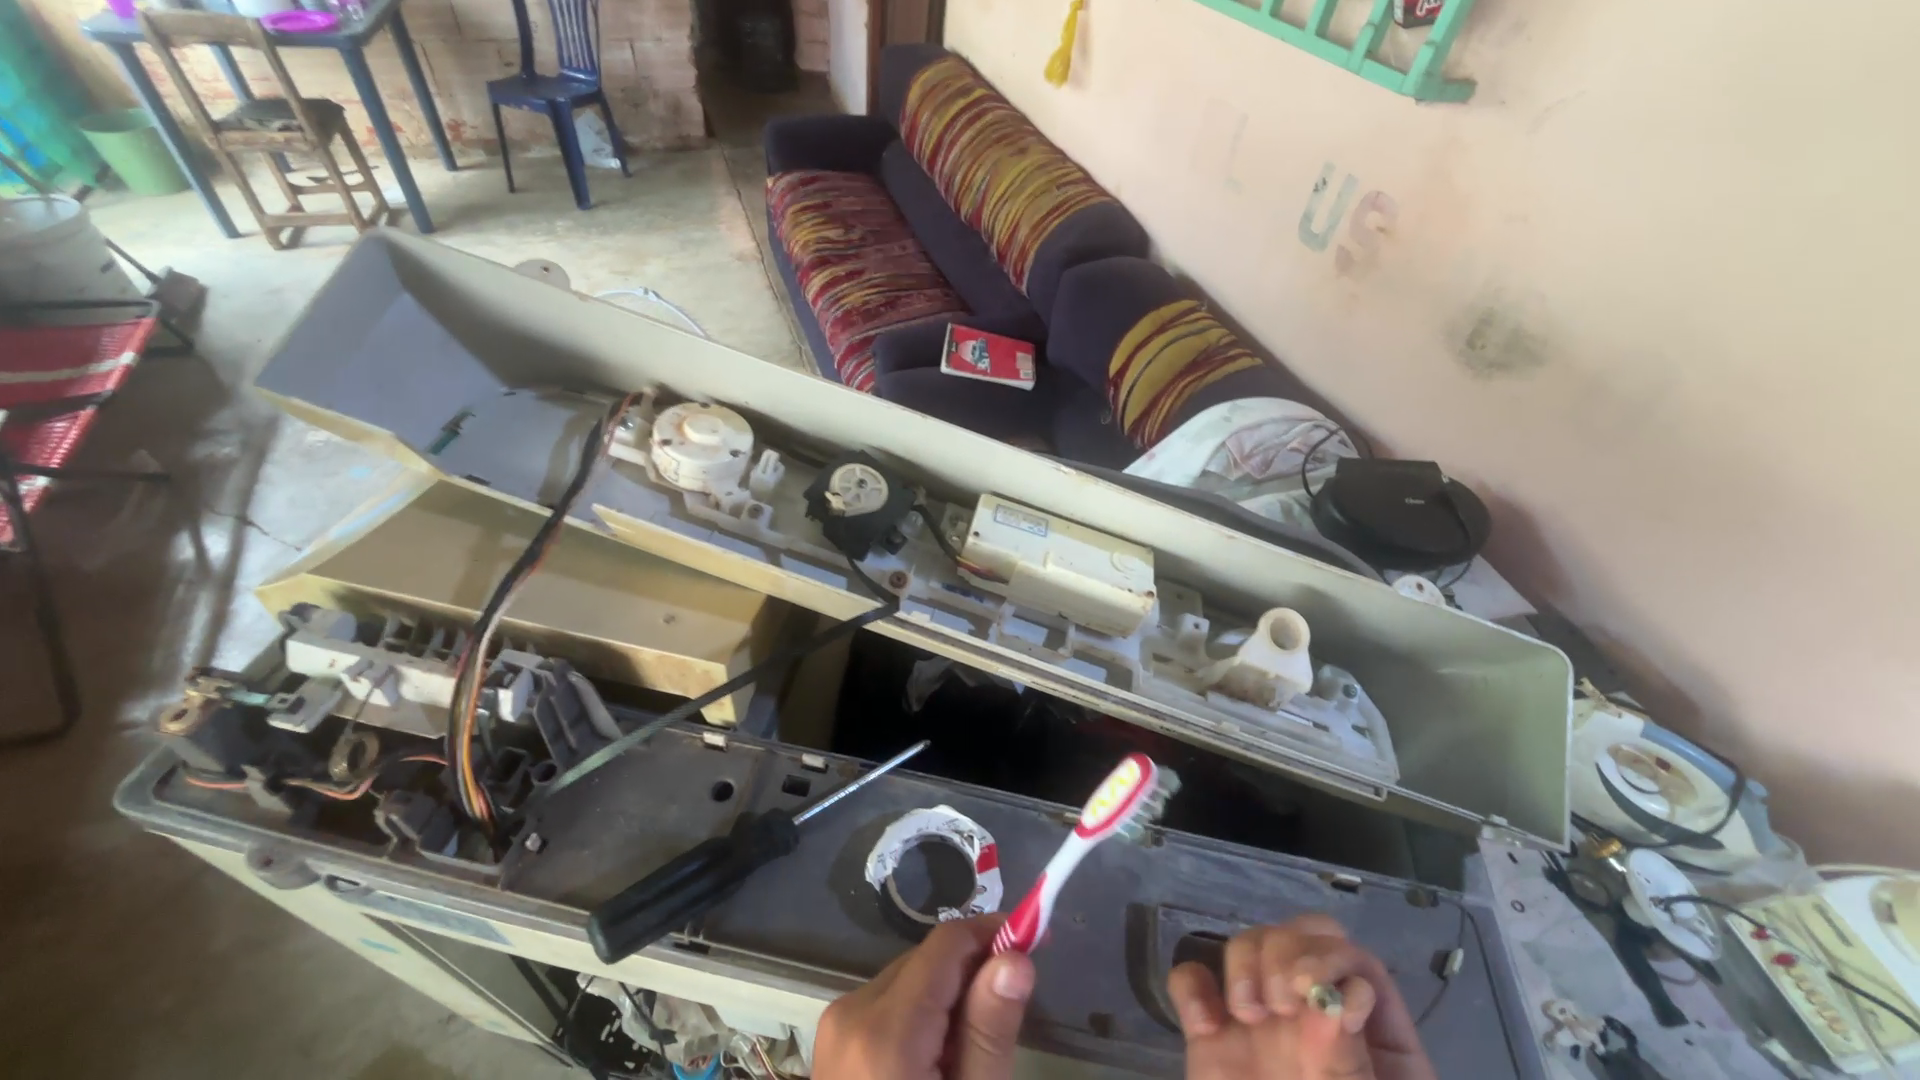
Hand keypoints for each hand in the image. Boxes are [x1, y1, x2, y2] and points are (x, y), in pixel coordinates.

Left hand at [813, 916, 1035, 1079]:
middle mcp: (853, 1010)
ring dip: (948, 991)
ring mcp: (836, 1024)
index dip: (992, 932)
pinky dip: (921, 1011)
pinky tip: (940, 1056)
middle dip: (973, 969)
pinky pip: (888, 1002)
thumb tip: (1016, 958)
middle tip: (1013, 1006)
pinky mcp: (833, 1040)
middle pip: (926, 959)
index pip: (946, 944)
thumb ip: (989, 1031)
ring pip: (908, 977)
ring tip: (975, 1045)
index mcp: (886, 1028)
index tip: (1035, 942)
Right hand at [1167, 916, 1436, 1079]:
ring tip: (1245, 1016)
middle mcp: (1317, 1020)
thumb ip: (1346, 1069)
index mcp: (1371, 1042)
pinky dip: (1191, 986)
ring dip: (1243, 963)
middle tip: (1277, 1001)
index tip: (1307, 992)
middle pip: (1303, 937)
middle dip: (1284, 951)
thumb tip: (1333, 995)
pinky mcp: (1211, 1038)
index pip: (1356, 962)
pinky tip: (1204, 1025)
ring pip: (1250, 945)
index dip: (1329, 958)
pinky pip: (1193, 977)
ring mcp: (1262, 1025)